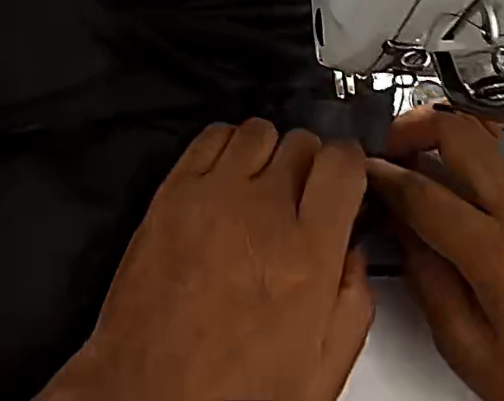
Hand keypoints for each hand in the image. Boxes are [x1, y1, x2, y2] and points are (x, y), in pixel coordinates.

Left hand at [38, 119, 374, 400]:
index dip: (349, 162)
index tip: (344, 173)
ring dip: (268, 150)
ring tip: (264, 181)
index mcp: (306, 257)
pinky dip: (226, 144)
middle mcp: (261, 214)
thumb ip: (352, 301)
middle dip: (310, 160)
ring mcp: (213, 195)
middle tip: (302, 189)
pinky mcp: (173, 190)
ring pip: (257, 130)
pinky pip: (210, 135)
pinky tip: (227, 174)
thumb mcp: (319, 369)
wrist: (149, 393)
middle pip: (301, 142)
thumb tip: (354, 251)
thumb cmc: (229, 392)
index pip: (342, 164)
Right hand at [366, 107, 503, 400]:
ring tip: (425, 144)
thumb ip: (422, 272)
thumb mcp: (465, 344)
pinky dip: (482, 140)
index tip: (367, 168)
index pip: (423, 191)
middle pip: (459, 131)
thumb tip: (396, 218)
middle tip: (392, 143)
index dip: (383, 174)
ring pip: (490, 124)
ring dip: (447, 126)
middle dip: (411, 126)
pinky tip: (466, 163)